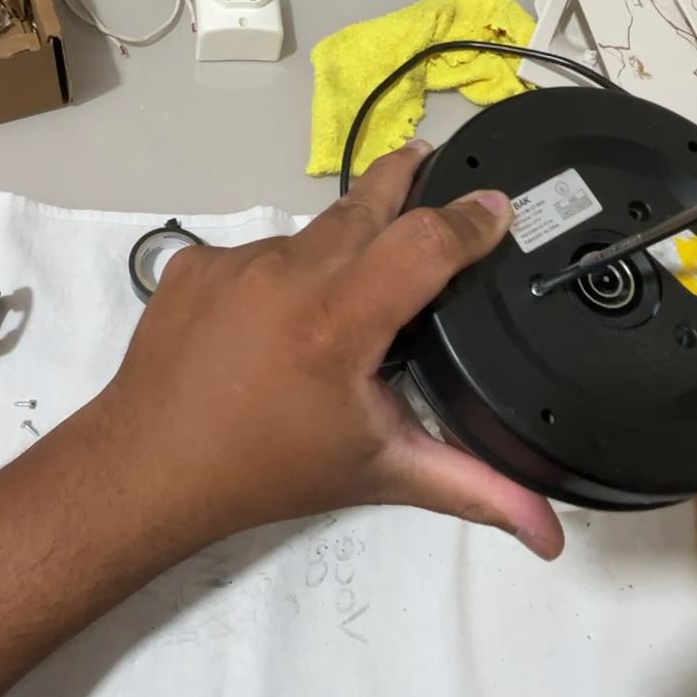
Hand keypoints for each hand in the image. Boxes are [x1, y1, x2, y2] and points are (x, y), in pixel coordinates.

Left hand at [94, 140, 566, 559]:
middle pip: (364, 202)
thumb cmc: (263, 471)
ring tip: (342, 286)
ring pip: (308, 235)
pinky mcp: (194, 263)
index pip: (422, 242)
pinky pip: (255, 253)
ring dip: (337, 248)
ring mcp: (234, 260)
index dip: (467, 220)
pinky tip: (272, 316)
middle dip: (405, 178)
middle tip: (433, 161)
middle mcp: (286, 273)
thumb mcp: (375, 473)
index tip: (495, 206)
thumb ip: (469, 489)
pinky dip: (278, 275)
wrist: (146, 465)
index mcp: (339, 318)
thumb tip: (549, 535)